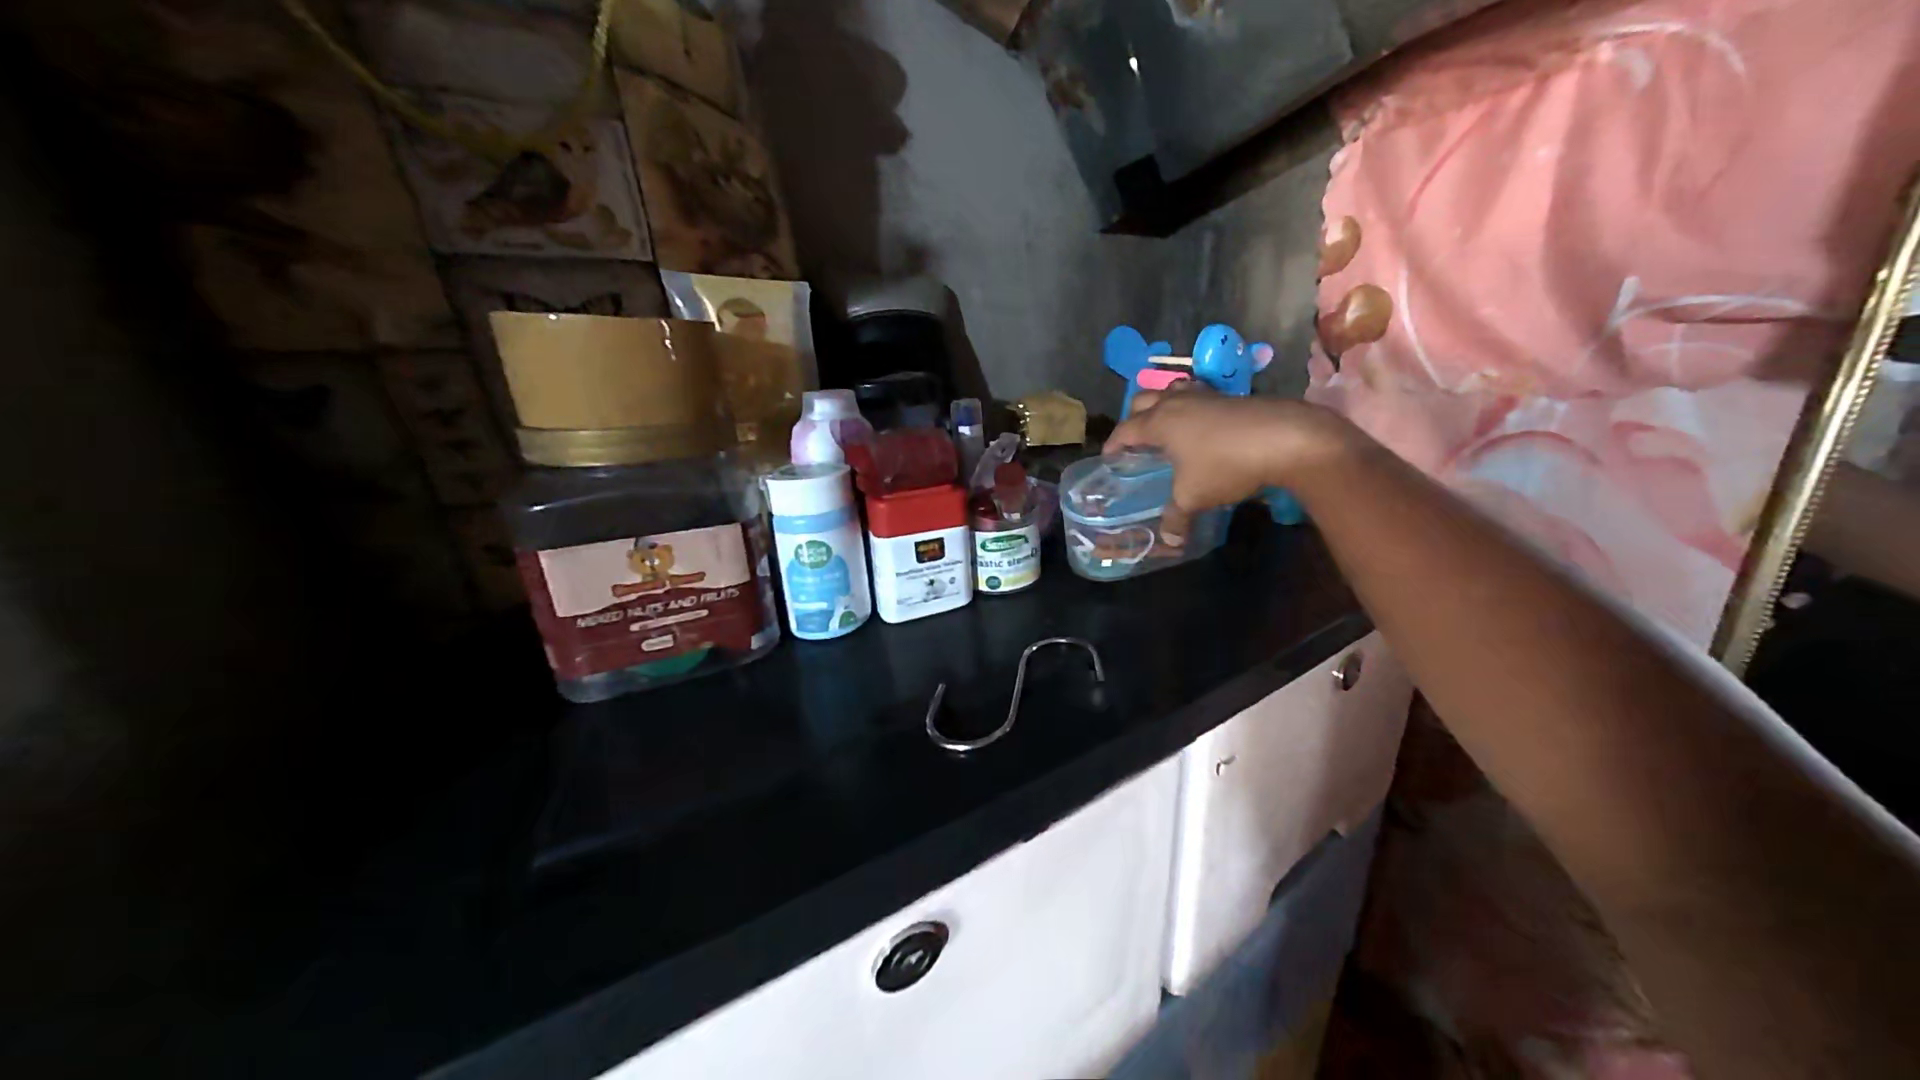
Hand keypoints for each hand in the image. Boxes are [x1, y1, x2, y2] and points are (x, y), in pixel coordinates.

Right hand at [1103, 384, 1355, 545]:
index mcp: (1158, 422)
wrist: (1284, 439)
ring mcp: (1205, 395)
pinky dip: (1191, 407)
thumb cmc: (1225, 465)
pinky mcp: (1230, 396)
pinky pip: (1199, 395)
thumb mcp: (1194, 496)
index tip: (1109, 458)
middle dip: (1133, 417)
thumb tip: (1169, 540)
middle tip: (1136, 440)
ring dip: (1163, 404)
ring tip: (1167, 426)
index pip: (1124, 429)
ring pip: (1172, 390)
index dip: (1113, 444)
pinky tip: (1202, 426)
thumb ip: (1176, 517)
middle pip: (1143, 399)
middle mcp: (1176, 403)